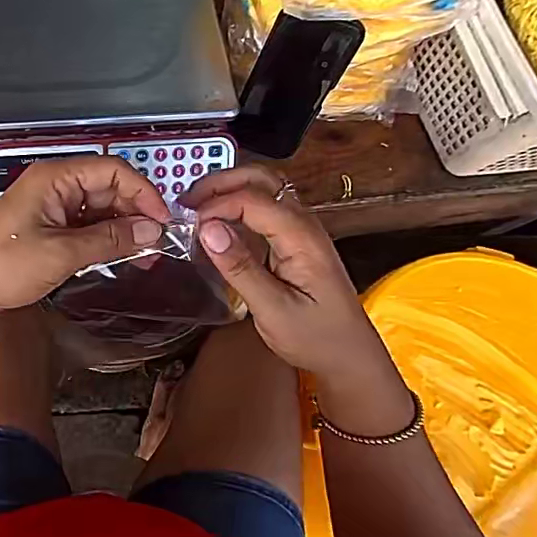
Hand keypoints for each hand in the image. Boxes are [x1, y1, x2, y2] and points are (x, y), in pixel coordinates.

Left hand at [0, 156, 170, 341]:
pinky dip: (107, 239)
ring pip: (102, 208)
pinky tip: (123, 255)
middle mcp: (54, 186)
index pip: (112, 170)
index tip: (161, 219)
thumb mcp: (63, 253)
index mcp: (54, 178)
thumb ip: (111, 239)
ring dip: (124, 228)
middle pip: (110, 187)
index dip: (142, 192)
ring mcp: (52, 206)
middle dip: (136, 212)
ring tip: (144, 253)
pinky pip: (88, 224)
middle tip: (156, 240)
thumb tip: (150, 230)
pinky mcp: (51, 226)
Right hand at [181, 165, 397, 390]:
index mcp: (302, 237)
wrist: (350, 357)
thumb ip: (240, 268)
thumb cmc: (316, 338)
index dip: (217, 205)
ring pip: (262, 189)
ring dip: (228, 191)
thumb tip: (207, 229)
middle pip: (261, 179)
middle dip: (220, 182)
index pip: (253, 199)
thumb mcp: (273, 310)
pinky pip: (263, 210)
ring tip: (195, 209)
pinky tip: (216, 224)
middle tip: (187, 202)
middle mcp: (303, 224)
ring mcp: (300, 230)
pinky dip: (236, 207)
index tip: (189, 224)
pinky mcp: (293, 241)